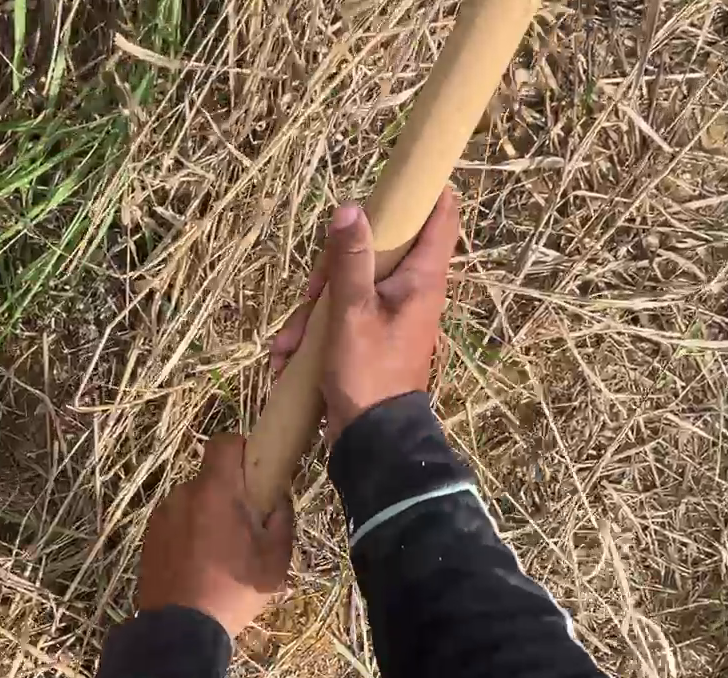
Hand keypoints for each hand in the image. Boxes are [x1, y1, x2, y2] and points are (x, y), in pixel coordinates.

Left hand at [136, 434, 293, 636]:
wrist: (181, 629)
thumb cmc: (233, 591)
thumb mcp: (275, 559)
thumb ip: (282, 518)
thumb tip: (278, 497)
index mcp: (215, 491)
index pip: (224, 443)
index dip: (242, 451)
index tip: (254, 476)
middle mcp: (183, 495)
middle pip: (210, 478)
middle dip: (228, 494)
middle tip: (243, 528)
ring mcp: (161, 516)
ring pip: (192, 502)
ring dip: (207, 517)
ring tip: (219, 555)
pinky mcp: (149, 537)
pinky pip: (176, 523)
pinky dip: (188, 534)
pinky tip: (197, 566)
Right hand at [269, 187, 461, 444]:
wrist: (371, 440)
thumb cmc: (369, 374)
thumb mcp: (352, 313)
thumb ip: (350, 261)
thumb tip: (350, 208)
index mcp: (422, 278)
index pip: (440, 213)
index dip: (419, 192)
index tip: (385, 187)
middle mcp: (409, 292)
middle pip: (372, 253)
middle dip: (330, 273)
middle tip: (311, 295)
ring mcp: (386, 318)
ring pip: (345, 291)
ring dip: (309, 317)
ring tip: (288, 347)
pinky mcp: (365, 342)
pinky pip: (336, 323)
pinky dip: (310, 340)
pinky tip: (287, 362)